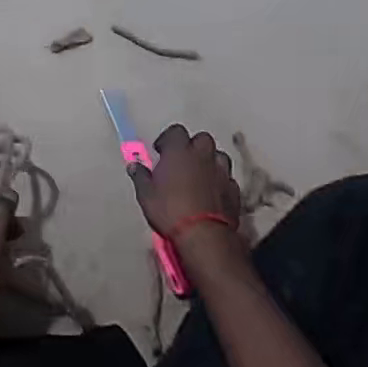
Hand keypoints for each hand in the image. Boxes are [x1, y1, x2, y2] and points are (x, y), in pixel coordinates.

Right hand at [129, 124, 241, 239]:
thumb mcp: (146, 194)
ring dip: (209, 162)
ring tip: (198, 176)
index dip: (168, 139)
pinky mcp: (233, 189)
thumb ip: (140, 176)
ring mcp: (221, 171)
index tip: (161, 150)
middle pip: (201, 139)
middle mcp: (202, 155)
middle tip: (181, 161)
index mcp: (179, 151)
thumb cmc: (170, 210)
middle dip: (192, 146)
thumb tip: (134, 166)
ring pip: (218, 156)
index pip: (175, 131)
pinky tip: (211, 193)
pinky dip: (219, 182)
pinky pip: (227, 178)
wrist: (203, 234)